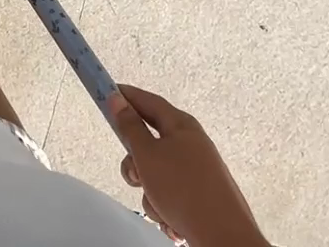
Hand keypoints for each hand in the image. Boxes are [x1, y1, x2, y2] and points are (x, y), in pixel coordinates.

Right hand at [106, 84, 267, 246]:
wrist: (224, 238)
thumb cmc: (182, 189)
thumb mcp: (147, 155)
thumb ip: (129, 126)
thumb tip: (117, 99)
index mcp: (180, 124)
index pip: (147, 100)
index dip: (125, 96)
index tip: (104, 96)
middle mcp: (190, 142)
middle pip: (150, 139)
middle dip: (136, 159)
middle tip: (135, 175)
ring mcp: (197, 169)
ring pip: (157, 169)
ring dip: (150, 188)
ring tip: (158, 206)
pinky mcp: (200, 194)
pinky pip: (170, 191)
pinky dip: (164, 203)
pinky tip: (170, 219)